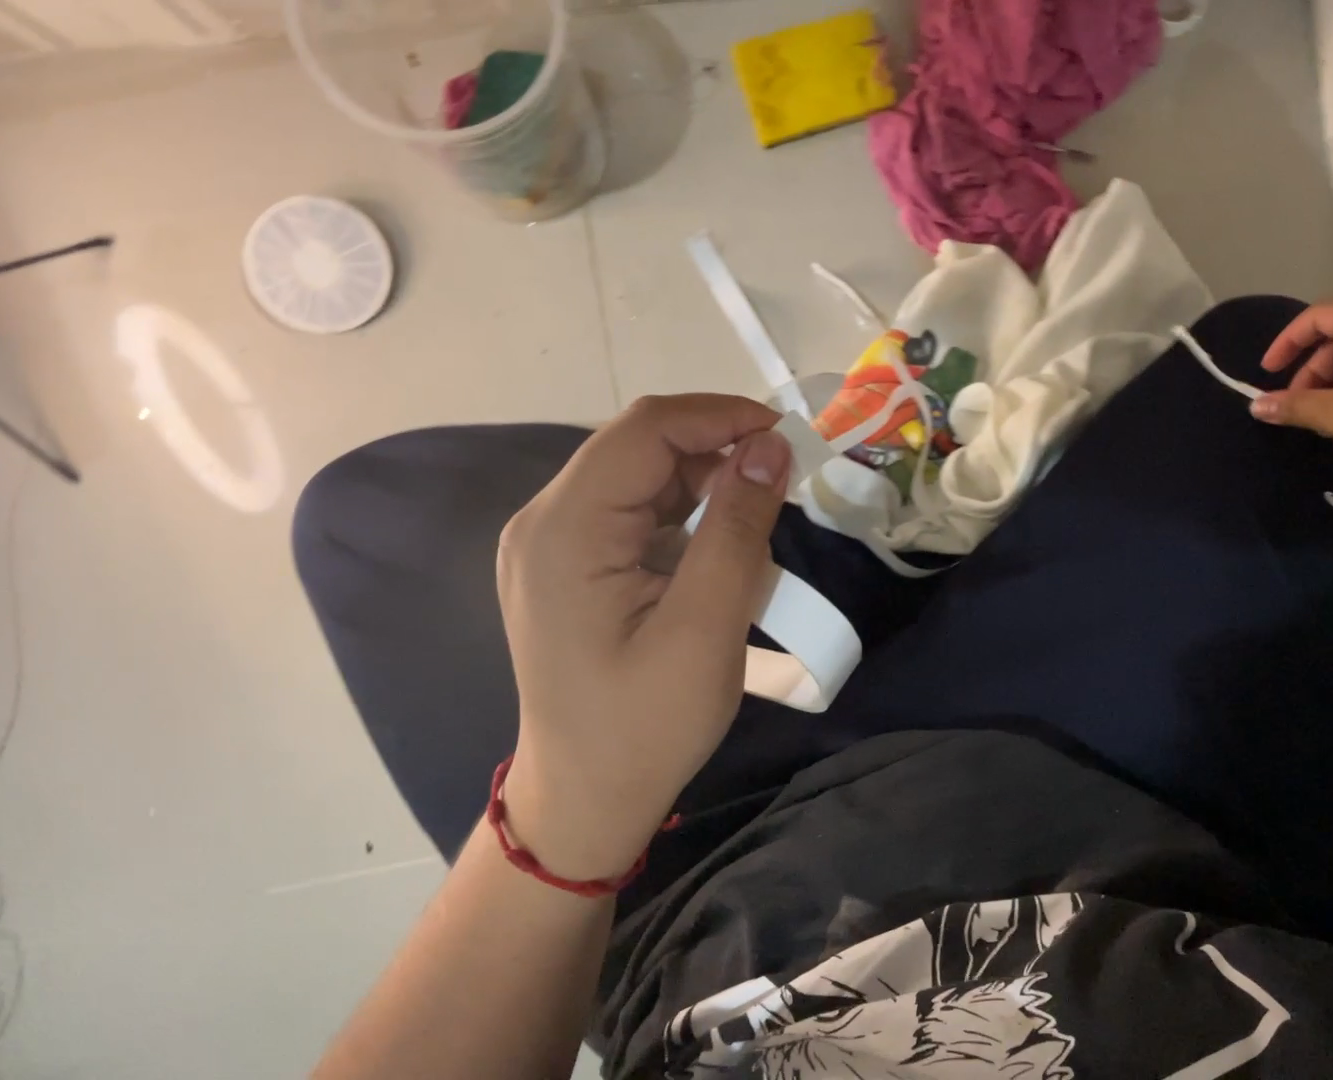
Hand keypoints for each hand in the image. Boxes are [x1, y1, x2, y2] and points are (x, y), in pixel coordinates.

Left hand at [496, 395, 788, 877]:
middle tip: (784, 479)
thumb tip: (770, 445)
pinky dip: (683, 515)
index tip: (788, 437)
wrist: (586, 798)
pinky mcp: (567, 566)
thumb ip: (736, 527)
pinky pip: (631, 513)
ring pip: (638, 477)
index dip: (720, 416)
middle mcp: (544, 521)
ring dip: (703, 483)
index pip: (645, 430)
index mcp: (565, 530)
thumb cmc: (646, 724)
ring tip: (758, 517)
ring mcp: (549, 544)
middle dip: (716, 448)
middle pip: (637, 447)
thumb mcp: (706, 626)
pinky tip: (718, 545)